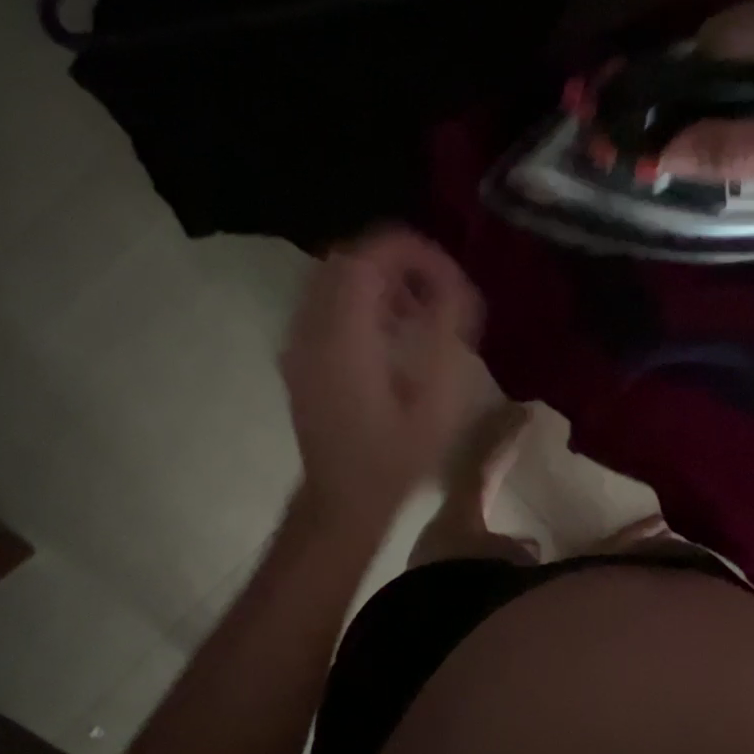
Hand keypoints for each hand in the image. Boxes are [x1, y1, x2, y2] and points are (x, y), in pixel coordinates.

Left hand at [279, 228, 482, 517]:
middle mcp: (311, 329)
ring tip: (418, 314)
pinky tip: (391, 336)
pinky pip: (325, 305)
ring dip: (378, 282)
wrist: (343, 500)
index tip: (447, 278)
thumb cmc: (396, 457)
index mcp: (344, 336)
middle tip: (436, 292)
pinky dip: (360, 302)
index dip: (412, 253)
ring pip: (333, 280)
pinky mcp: (298, 358)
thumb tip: (454, 286)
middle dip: (397, 264)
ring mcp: (298, 343)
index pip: (368, 258)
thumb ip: (447, 331)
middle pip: (347, 260)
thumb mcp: (438, 397)